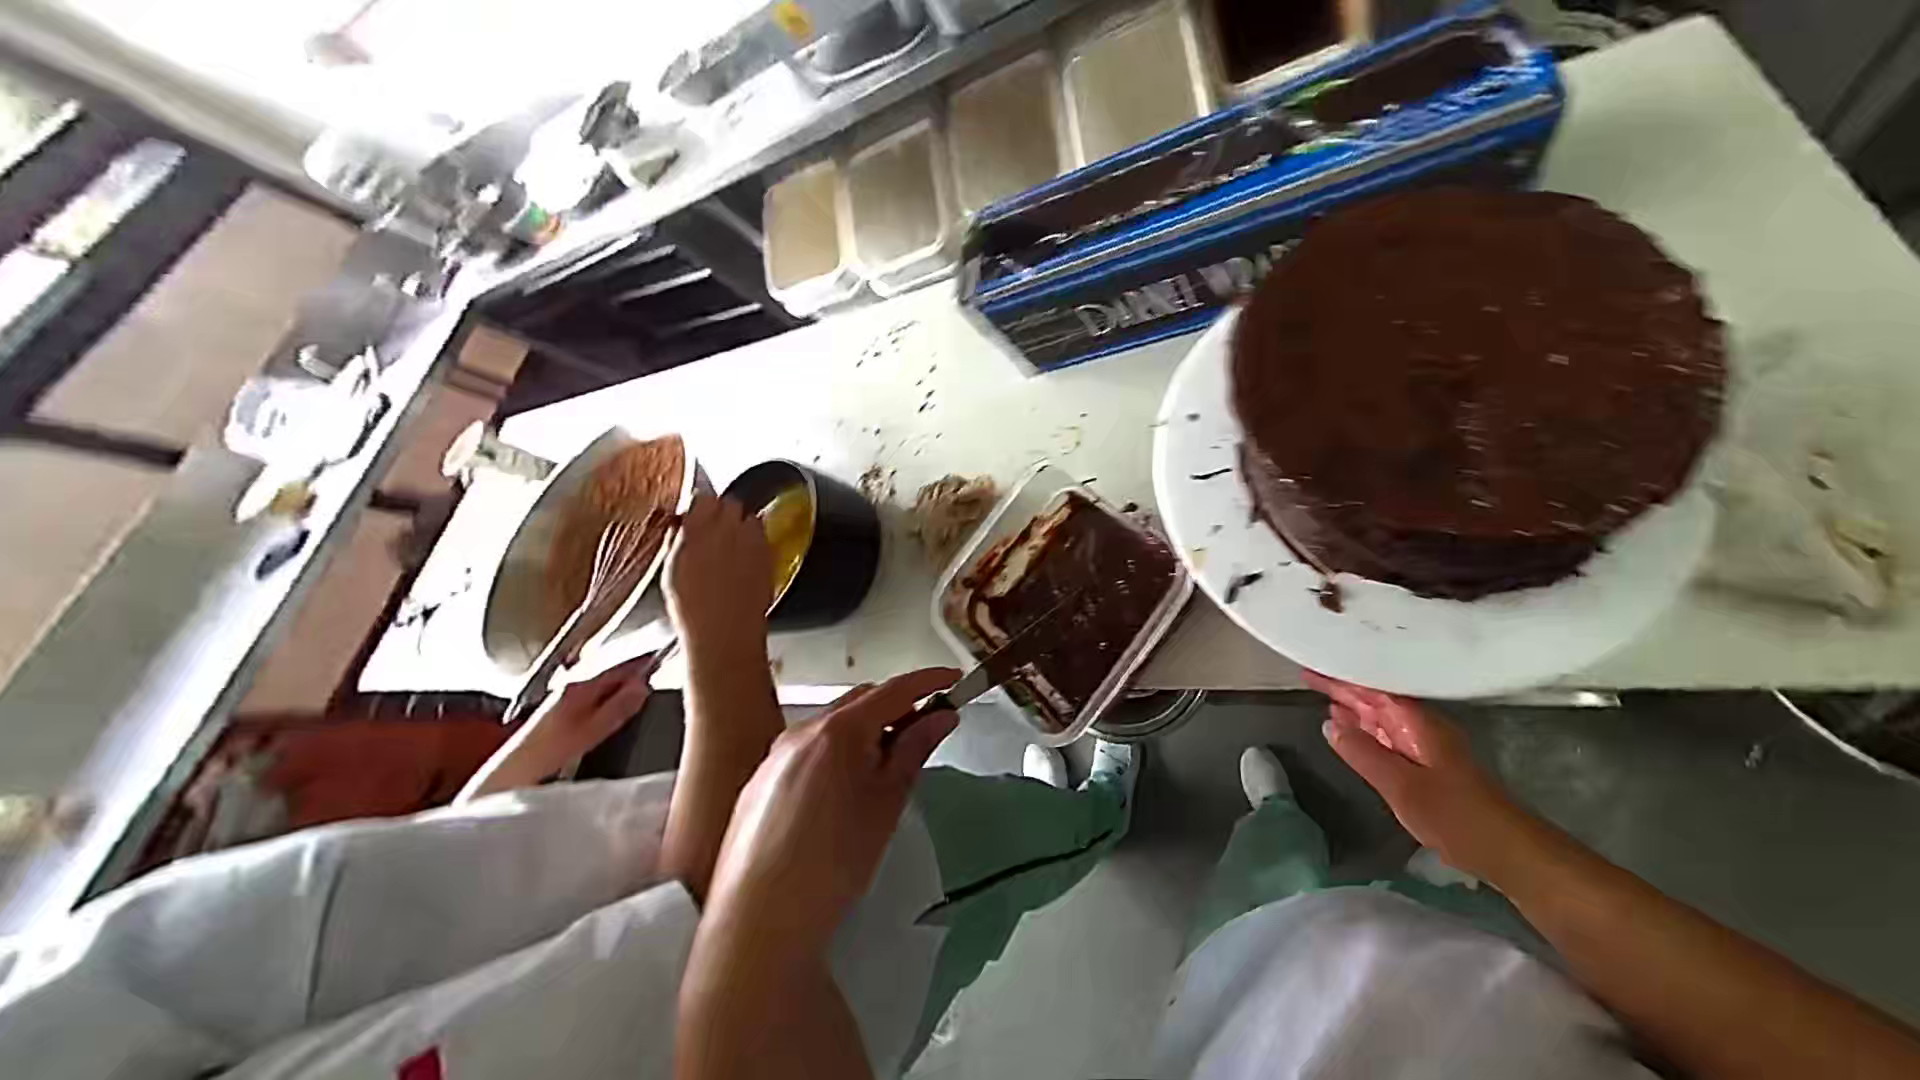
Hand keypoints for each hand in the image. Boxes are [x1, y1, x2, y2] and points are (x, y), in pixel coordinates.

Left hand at [536, 651, 660, 751]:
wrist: (513, 773)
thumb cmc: (546, 754)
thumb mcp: (591, 731)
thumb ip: (619, 707)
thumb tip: (642, 687)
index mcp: (578, 688)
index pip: (617, 668)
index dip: (640, 664)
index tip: (658, 659)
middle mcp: (568, 688)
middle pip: (608, 676)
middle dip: (631, 675)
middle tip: (654, 675)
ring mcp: (561, 700)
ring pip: (599, 687)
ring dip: (619, 688)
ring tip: (638, 692)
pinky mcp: (557, 713)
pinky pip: (591, 698)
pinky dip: (606, 700)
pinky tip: (611, 710)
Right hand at [665, 494, 772, 655]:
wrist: (726, 631)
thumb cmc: (693, 608)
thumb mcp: (672, 570)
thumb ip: (678, 539)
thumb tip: (680, 524)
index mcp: (698, 529)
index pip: (703, 496)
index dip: (700, 503)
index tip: (697, 510)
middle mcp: (728, 529)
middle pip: (729, 503)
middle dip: (722, 512)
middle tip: (712, 529)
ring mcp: (752, 540)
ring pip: (749, 517)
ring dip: (741, 525)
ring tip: (730, 546)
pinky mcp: (769, 553)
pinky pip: (762, 536)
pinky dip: (754, 541)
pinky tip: (744, 559)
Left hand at [703, 668, 959, 959]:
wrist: (761, 918)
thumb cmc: (836, 861)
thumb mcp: (886, 802)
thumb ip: (914, 749)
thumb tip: (941, 717)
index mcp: (839, 729)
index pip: (894, 689)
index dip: (929, 681)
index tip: (954, 679)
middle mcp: (802, 729)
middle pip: (860, 701)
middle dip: (895, 709)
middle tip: (921, 735)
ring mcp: (776, 753)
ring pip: (831, 725)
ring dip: (863, 732)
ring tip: (882, 771)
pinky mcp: (759, 779)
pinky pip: (806, 748)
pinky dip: (834, 752)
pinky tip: (840, 794)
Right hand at [1307, 671, 1534, 881]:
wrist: (1508, 851)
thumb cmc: (1454, 814)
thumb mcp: (1399, 783)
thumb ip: (1362, 752)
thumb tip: (1330, 723)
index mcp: (1417, 723)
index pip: (1373, 689)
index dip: (1343, 677)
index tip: (1315, 664)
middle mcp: (1422, 728)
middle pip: (1377, 699)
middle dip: (1345, 687)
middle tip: (1309, 675)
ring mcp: (1426, 746)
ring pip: (1382, 717)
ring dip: (1353, 706)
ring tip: (1322, 695)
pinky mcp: (1426, 766)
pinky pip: (1387, 736)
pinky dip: (1365, 728)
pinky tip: (1350, 729)